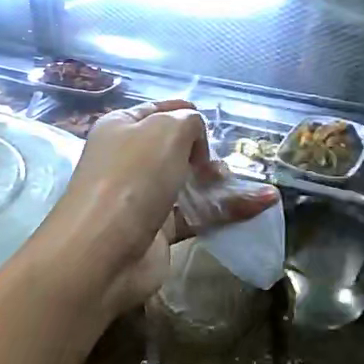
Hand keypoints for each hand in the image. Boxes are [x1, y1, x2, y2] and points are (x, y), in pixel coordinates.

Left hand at [36, 99, 278, 314]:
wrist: (103, 252)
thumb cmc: (132, 178)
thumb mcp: (166, 130)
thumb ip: (189, 122)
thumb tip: (195, 143)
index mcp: (122, 127)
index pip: (160, 111)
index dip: (188, 113)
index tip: (213, 125)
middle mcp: (130, 160)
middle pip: (177, 150)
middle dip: (206, 153)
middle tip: (221, 166)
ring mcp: (144, 197)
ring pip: (191, 184)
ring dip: (223, 184)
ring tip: (253, 186)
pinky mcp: (159, 231)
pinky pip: (198, 215)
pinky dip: (228, 211)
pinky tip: (261, 206)